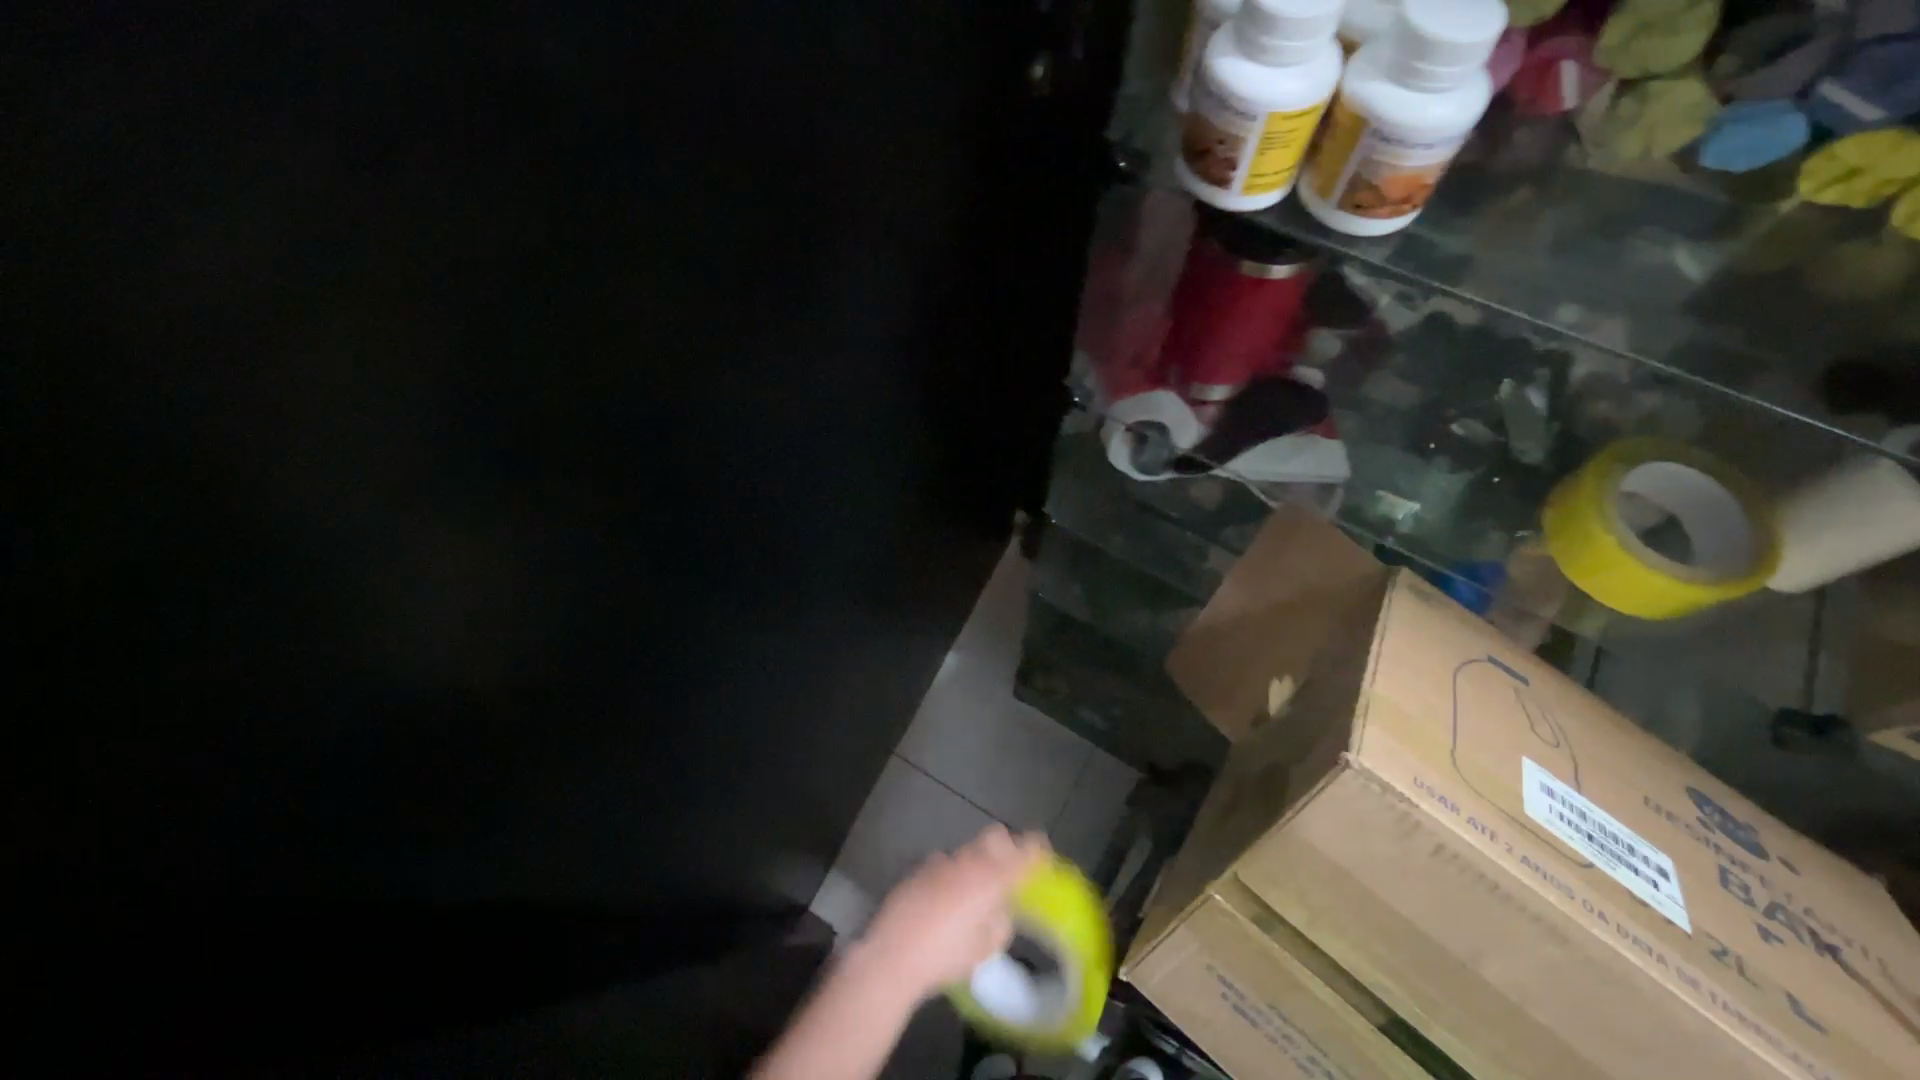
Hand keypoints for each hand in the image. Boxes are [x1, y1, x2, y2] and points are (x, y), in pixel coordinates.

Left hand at [851, 824, 1049, 1002]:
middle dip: (1007, 846)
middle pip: (994, 837)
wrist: (891, 956)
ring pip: (968, 851)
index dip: (1036, 849)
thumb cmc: (944, 956)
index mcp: (989, 880)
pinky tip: (946, 899)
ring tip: (976, 889)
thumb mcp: (984, 948)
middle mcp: (966, 864)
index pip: (1022, 854)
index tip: (1043, 851)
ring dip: (978, 862)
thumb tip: (998, 911)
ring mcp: (939, 864)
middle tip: (1011, 865)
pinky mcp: (917, 872)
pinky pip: (944, 865)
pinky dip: (953, 875)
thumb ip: (999, 923)